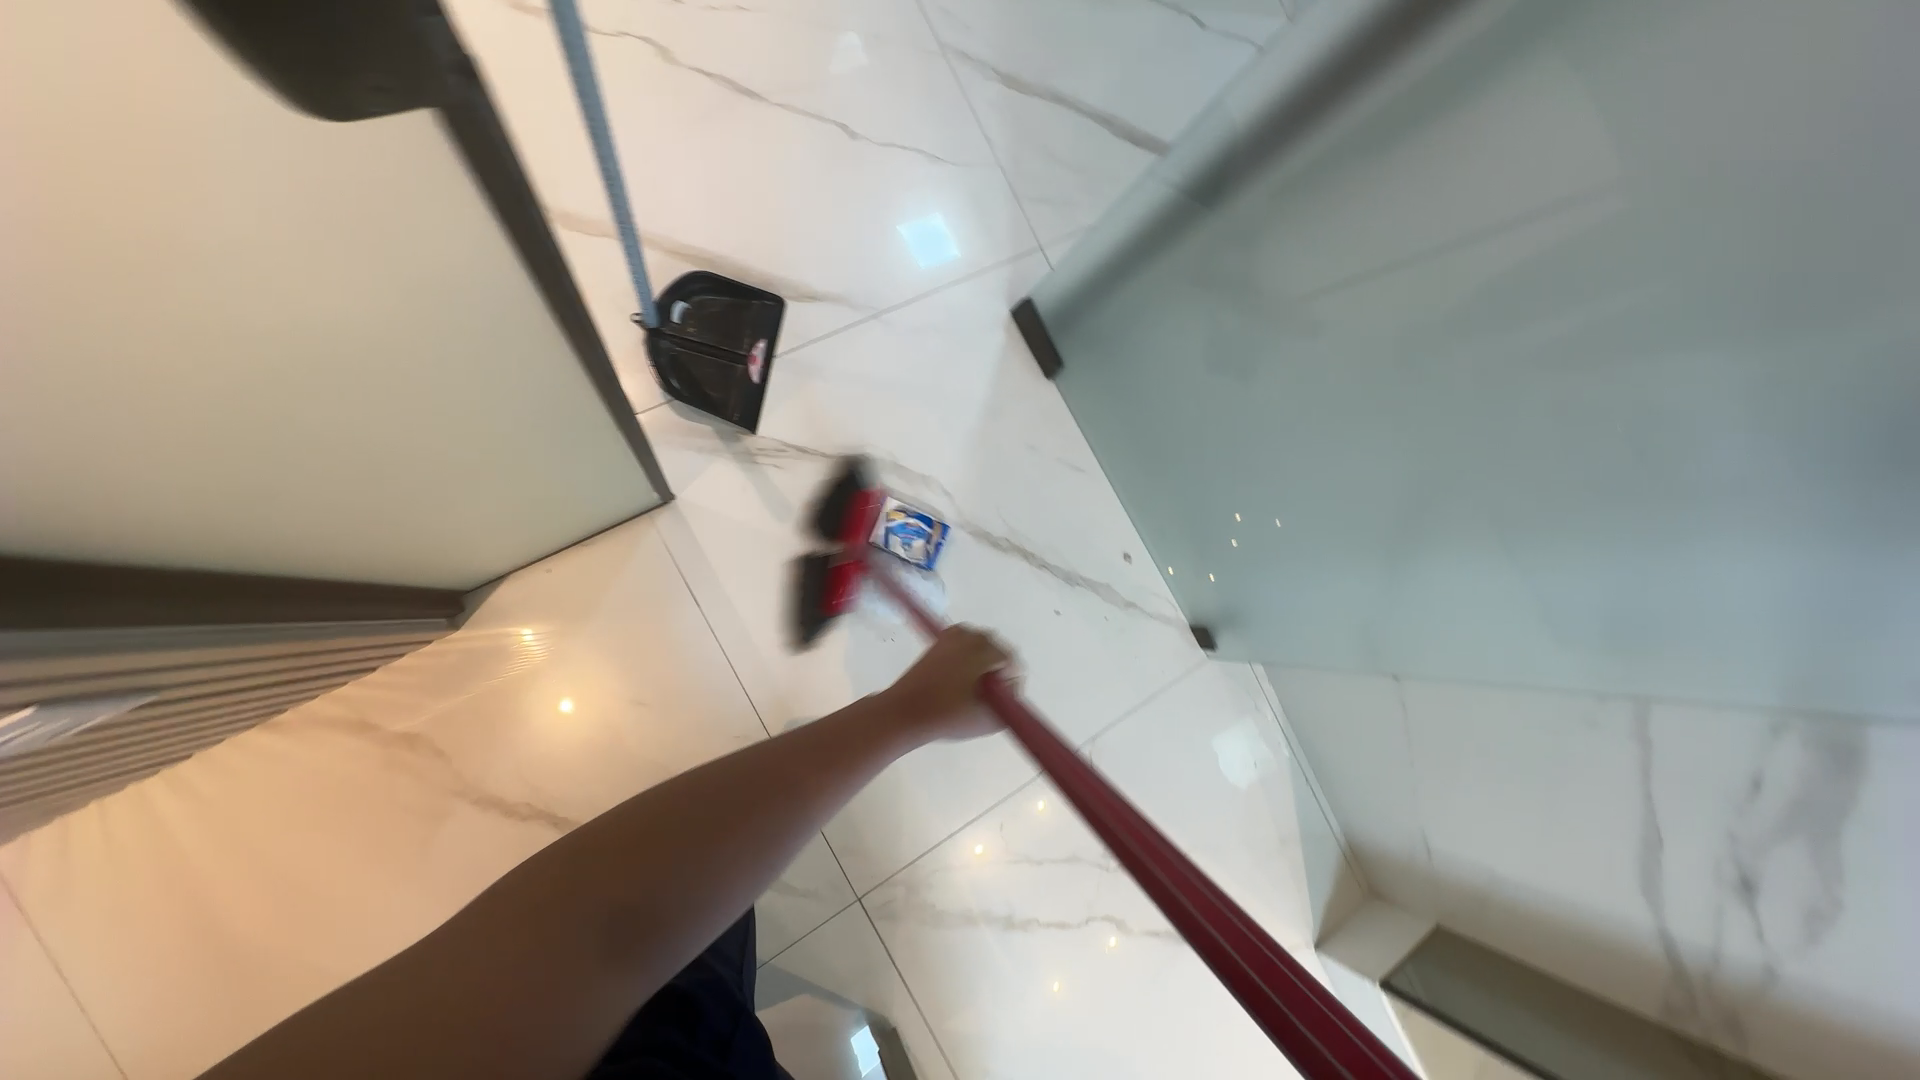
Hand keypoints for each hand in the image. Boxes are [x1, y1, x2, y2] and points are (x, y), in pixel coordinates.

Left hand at [879, 626, 1012, 741]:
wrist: (905, 711)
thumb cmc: (949, 715)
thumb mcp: (989, 719)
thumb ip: (1010, 705)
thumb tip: (1010, 695)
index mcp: (985, 650)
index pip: (1012, 662)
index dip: (1009, 683)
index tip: (998, 700)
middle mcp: (971, 635)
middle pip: (997, 649)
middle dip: (997, 669)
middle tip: (988, 694)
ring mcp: (952, 636)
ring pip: (980, 644)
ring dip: (982, 661)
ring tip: (972, 687)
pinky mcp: (938, 642)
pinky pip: (962, 643)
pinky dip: (966, 655)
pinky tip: (959, 675)